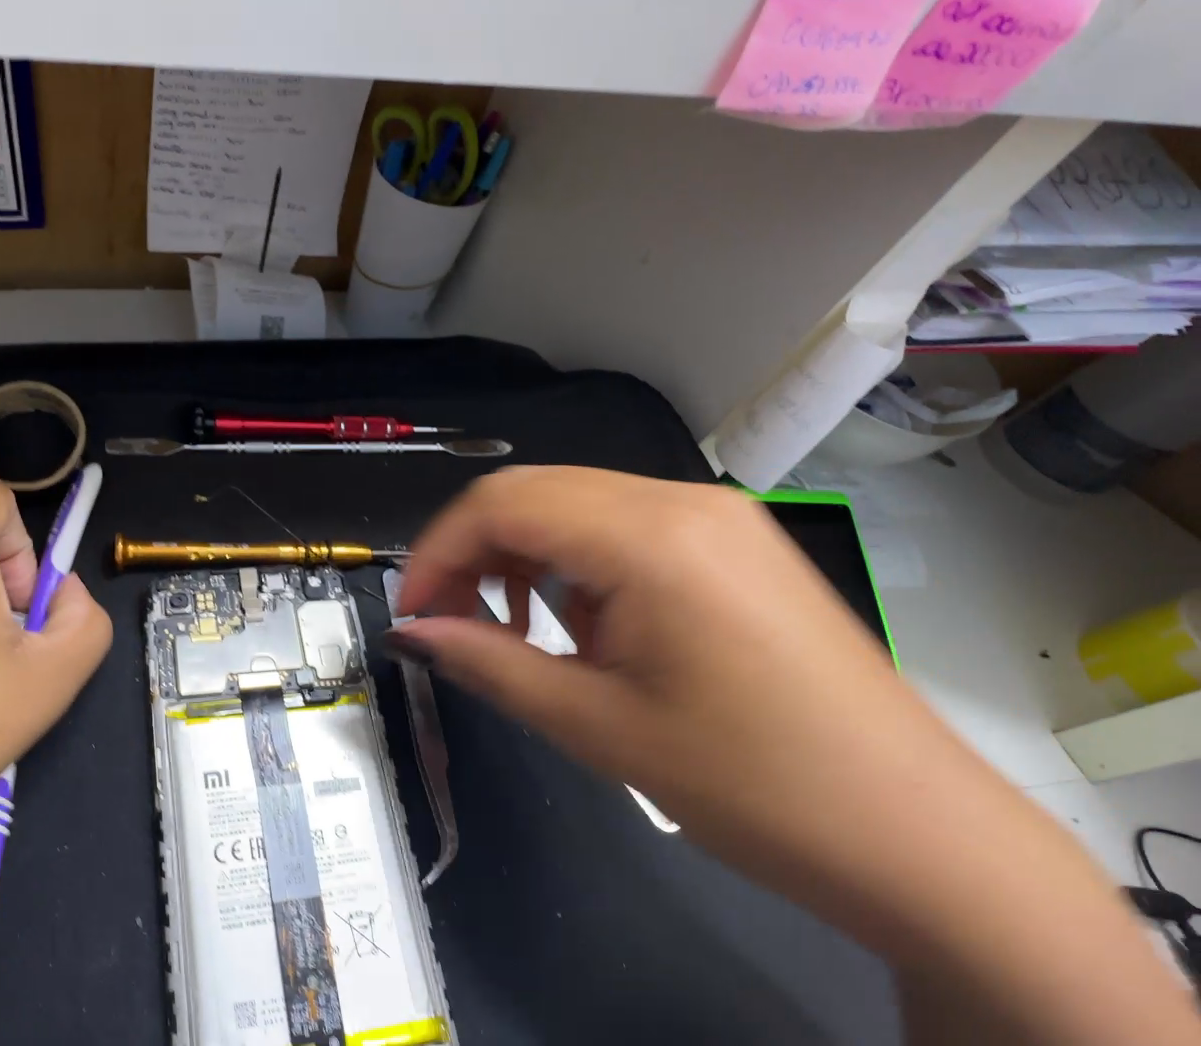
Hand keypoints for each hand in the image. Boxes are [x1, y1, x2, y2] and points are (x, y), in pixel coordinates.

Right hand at [393, 467, 1200, 1045]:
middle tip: (444, 623)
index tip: (410, 616)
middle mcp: (685, 501)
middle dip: (473, 552)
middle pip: (536, 492)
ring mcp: (719, 519)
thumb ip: (489, 663)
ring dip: (523, 558)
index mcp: (650, 535)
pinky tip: (580, 626)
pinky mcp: (736, 546)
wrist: (917, 835)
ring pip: (578, 506)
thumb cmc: (751, 784)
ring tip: (510, 632)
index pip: (502, 503)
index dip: (436, 553)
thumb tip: (411, 633)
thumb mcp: (597, 727)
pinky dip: (576, 565)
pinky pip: (626, 529)